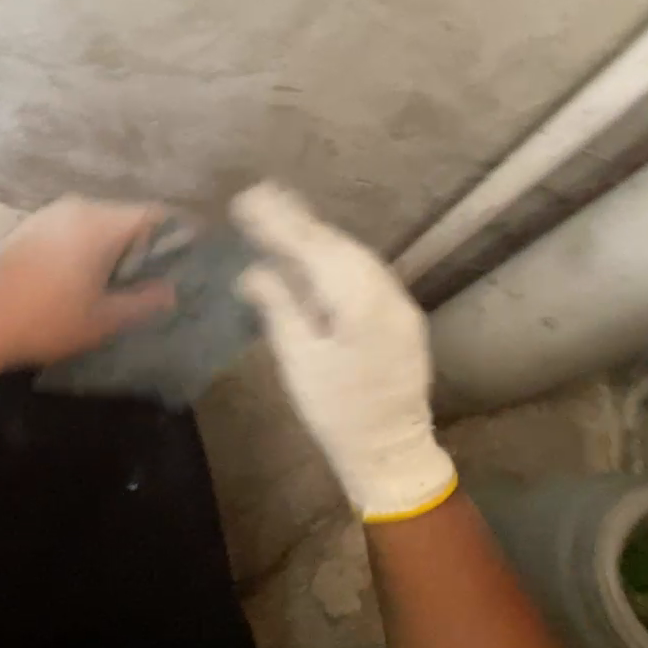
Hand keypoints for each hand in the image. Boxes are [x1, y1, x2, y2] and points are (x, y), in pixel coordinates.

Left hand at [0, 196, 177, 366]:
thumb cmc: (44, 320)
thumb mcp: (103, 319)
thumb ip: (143, 301)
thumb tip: (172, 290)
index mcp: (102, 223)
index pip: (155, 215)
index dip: (178, 235)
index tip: (189, 259)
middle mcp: (78, 208)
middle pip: (127, 216)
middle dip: (146, 243)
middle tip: (158, 277)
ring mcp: (49, 214)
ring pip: (99, 223)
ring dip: (115, 247)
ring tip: (123, 282)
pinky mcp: (29, 227)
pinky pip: (74, 229)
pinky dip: (89, 247)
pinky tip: (84, 278)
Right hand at [231, 181, 456, 522]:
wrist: (392, 450)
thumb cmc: (336, 410)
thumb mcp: (298, 359)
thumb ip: (279, 306)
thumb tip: (254, 271)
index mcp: (357, 301)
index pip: (312, 247)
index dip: (278, 221)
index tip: (247, 198)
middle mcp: (384, 291)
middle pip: (335, 244)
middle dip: (296, 219)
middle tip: (259, 196)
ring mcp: (397, 302)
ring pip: (352, 254)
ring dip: (315, 234)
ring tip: (282, 215)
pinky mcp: (399, 315)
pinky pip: (362, 270)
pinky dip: (333, 255)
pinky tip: (313, 252)